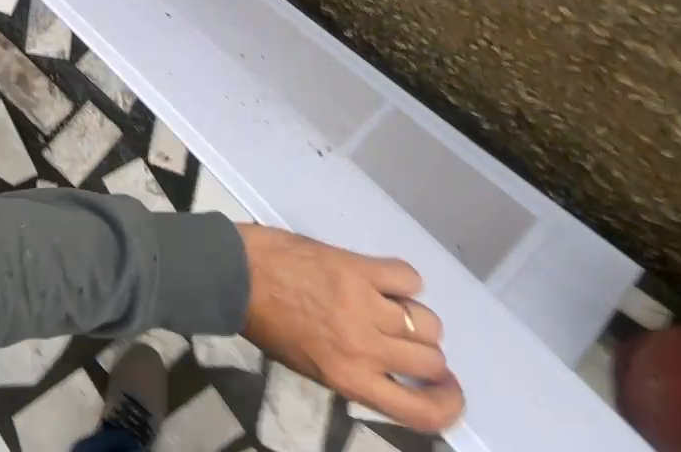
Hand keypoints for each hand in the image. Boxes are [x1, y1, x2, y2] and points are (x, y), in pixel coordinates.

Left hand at [236, 224, 464, 431]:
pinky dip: (402, 278)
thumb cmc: (263, 320)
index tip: (447, 389)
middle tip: (401, 337)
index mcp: (349, 379)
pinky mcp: (357, 267)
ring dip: (414, 316)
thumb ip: (353, 371)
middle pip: (431, 361)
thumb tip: (390, 368)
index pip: (423, 413)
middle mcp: (365, 348)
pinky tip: (382, 278)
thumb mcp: (308, 364)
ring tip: (389, 305)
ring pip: (427, 322)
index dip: (448, 404)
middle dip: (423, 353)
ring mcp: (364, 305)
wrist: (232, 273)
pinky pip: (407, 277)